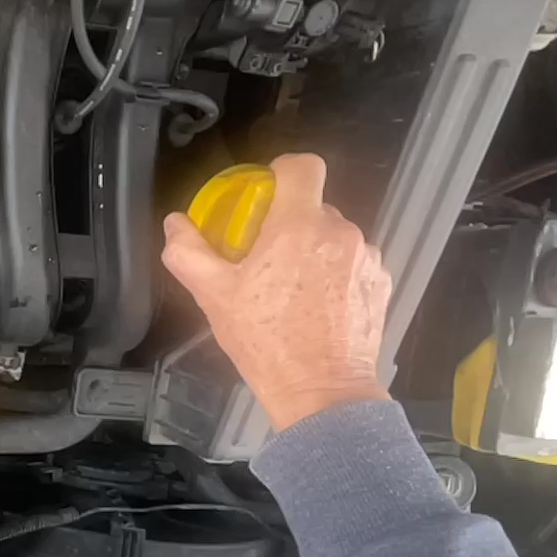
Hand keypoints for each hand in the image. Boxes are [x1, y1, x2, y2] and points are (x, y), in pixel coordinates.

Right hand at [161, 153, 392, 430]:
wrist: (320, 389)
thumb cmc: (264, 340)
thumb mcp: (213, 296)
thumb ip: (189, 252)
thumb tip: (175, 224)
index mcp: (297, 226)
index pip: (302, 167)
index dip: (281, 172)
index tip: (264, 193)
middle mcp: (339, 232)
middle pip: (313, 208)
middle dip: (287, 226)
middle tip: (262, 263)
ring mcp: (366, 257)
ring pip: (332, 238)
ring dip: (310, 253)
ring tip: (288, 294)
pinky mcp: (380, 283)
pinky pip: (352, 264)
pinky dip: (332, 276)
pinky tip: (313, 309)